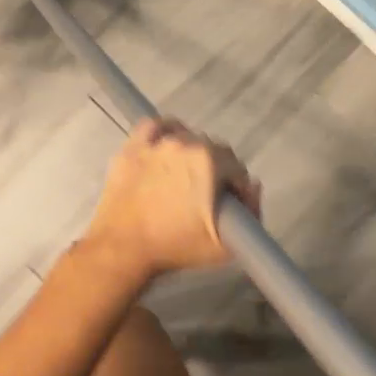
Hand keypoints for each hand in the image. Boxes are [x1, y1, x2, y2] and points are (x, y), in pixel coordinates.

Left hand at [81, 118, 261, 278]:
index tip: (231, 204)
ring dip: (192, 150)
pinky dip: (165, 132)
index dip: (237, 187)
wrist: (122, 249)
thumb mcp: (225, 244)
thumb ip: (251, 214)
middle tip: (207, 194)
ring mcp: (156, 143)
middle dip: (216, 169)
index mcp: (211, 161)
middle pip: (212, 150)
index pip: (236, 167)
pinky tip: (166, 146)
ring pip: (186, 135)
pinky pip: (154, 126)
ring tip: (185, 174)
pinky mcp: (132, 148)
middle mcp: (186, 143)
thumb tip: (253, 187)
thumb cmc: (176, 247)